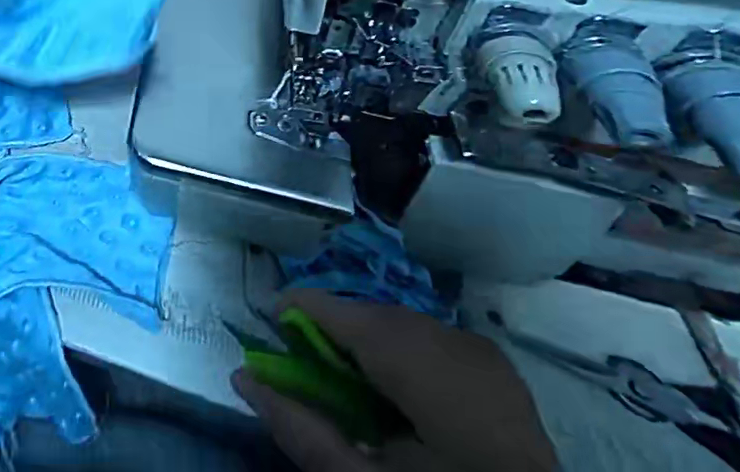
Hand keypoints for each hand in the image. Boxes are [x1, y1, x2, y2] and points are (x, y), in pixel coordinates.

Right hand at [233, 291, 557, 471]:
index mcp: (416, 357)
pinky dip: (401, 356)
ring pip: (400, 325)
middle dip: (331, 334)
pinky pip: (430, 342)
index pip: (338, 310)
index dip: (295, 310)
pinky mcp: (496, 366)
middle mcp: (448, 334)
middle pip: (368, 316)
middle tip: (305, 374)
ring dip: (365, 346)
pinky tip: (398, 398)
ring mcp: (478, 348)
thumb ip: (300, 429)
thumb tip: (243, 378)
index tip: (265, 329)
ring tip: (349, 390)